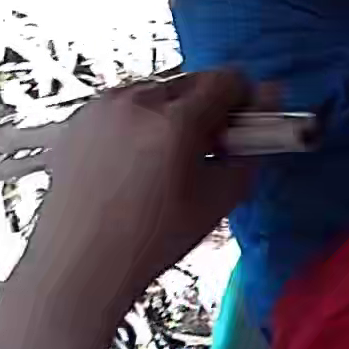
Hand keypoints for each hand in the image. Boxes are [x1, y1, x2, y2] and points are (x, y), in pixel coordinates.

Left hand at [15, 70, 255, 341]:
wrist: (76, 269)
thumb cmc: (156, 239)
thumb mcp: (221, 197)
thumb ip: (254, 144)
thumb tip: (272, 97)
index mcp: (176, 120)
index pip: (228, 79)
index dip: (243, 100)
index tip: (239, 128)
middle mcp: (138, 101)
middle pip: (194, 81)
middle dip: (207, 106)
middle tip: (203, 146)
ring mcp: (103, 107)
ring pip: (159, 89)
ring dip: (173, 110)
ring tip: (163, 156)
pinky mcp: (79, 118)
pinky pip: (125, 103)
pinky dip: (139, 119)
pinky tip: (131, 160)